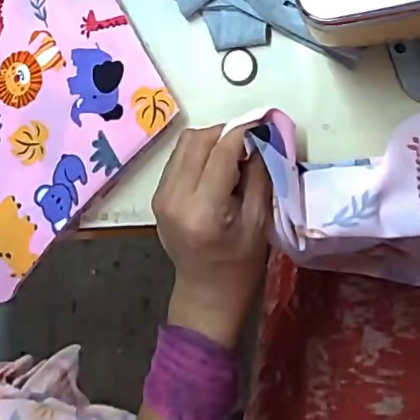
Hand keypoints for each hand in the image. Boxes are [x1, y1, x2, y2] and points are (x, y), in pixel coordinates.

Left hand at [151, 124, 272, 345]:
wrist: (205, 295)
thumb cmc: (240, 265)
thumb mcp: (259, 221)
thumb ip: (259, 174)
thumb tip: (261, 136)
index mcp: (204, 210)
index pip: (221, 152)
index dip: (243, 132)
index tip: (261, 124)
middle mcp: (175, 197)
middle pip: (198, 140)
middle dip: (226, 132)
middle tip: (248, 141)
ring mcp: (161, 195)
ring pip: (185, 143)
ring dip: (211, 139)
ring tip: (233, 154)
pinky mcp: (157, 194)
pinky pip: (178, 157)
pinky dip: (199, 152)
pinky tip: (215, 166)